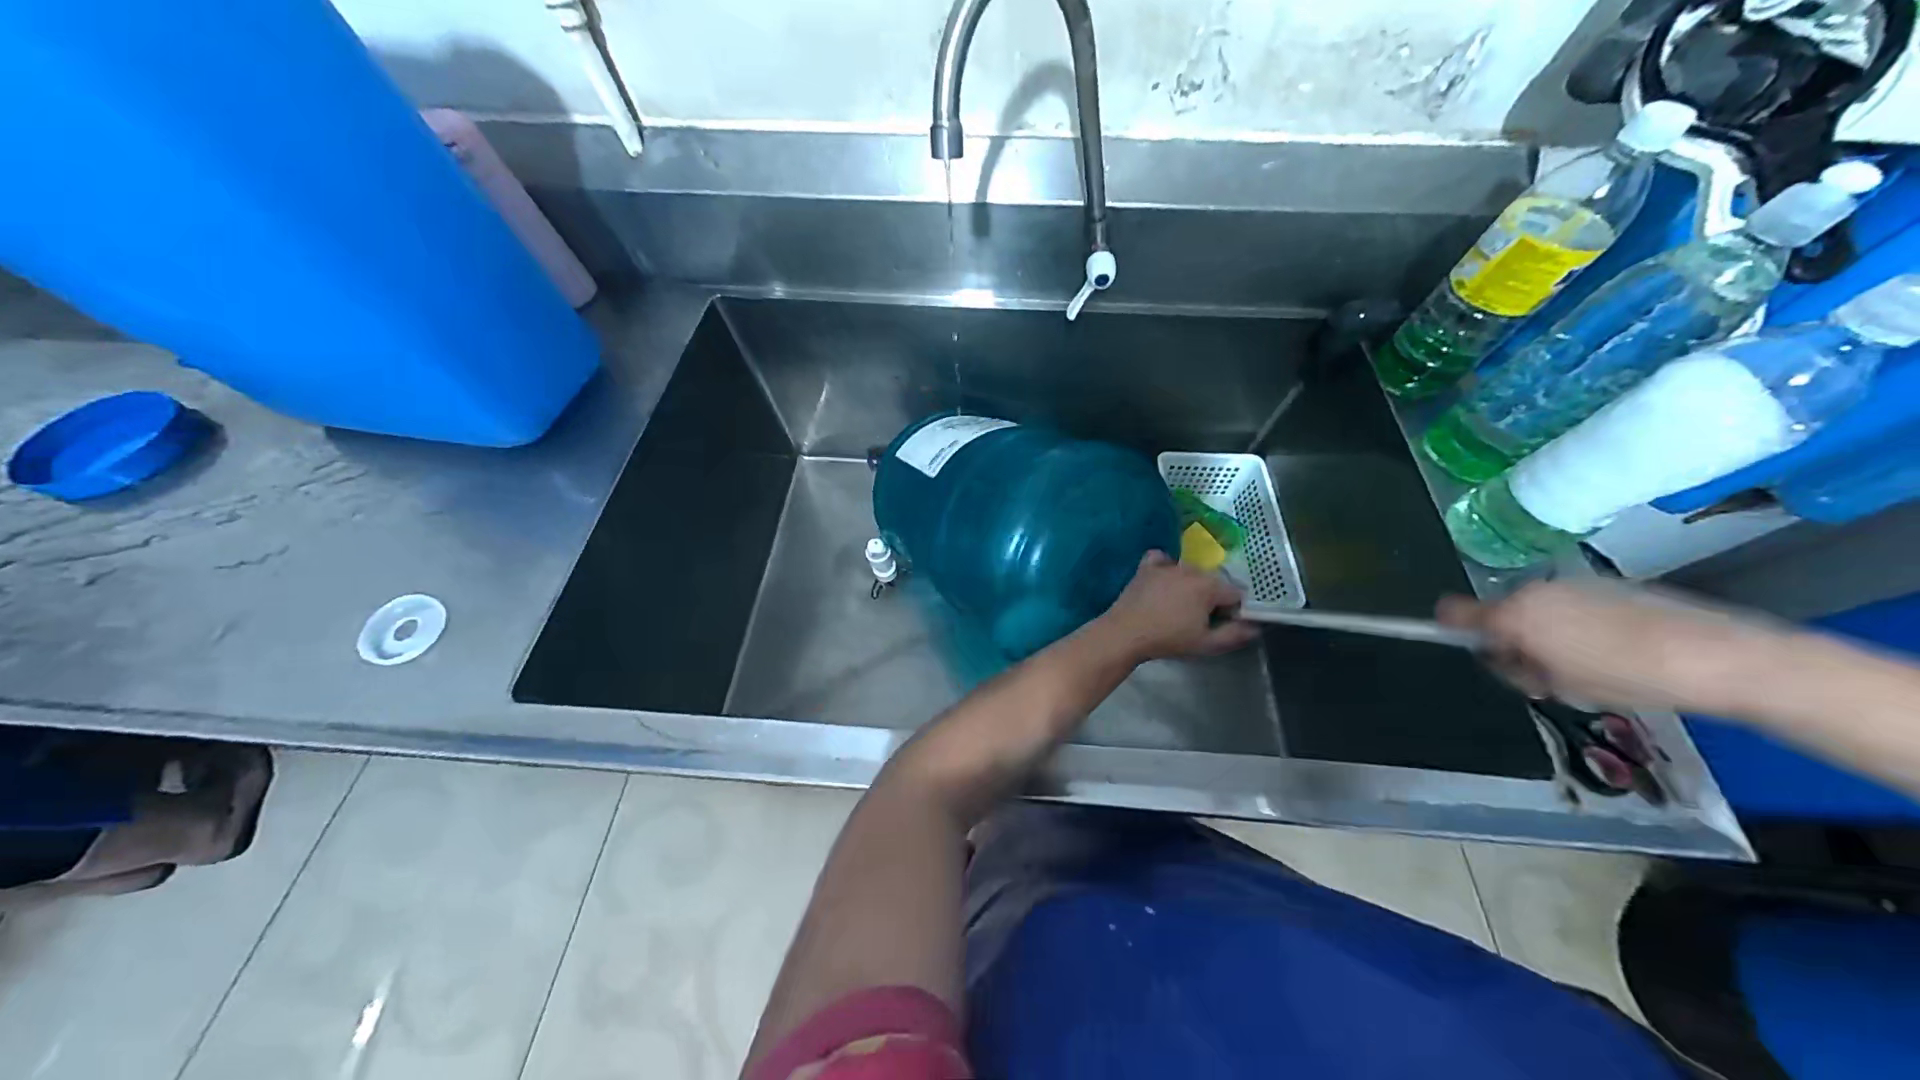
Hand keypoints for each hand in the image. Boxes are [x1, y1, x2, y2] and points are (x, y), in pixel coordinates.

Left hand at [1096, 552, 1258, 662]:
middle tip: (1198, 619)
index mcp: (1210, 585)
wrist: (1126, 633)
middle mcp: (1191, 569)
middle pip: (1213, 581)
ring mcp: (1167, 565)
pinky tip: (1163, 581)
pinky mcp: (1147, 567)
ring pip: (1190, 571)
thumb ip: (1235, 634)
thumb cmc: (1169, 639)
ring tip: (1178, 607)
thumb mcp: (1207, 643)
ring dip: (1191, 585)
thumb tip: (1256, 626)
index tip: (1219, 624)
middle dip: (1212, 597)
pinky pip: (1162, 560)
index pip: (1236, 594)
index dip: (1232, 610)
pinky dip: (1165, 567)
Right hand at [1437, 581, 1796, 713]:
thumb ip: (1513, 662)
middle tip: (1544, 678)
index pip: (1458, 612)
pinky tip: (1615, 655)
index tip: (1472, 650)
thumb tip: (1498, 649)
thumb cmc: (1627, 676)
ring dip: (1547, 636)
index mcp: (1517, 611)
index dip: (1455, 631)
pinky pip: (1573, 607)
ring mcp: (1577, 585)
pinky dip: (1578, 627)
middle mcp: (1538, 589)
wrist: (1721, 658)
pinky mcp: (1612, 586)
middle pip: (1501, 614)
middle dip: (1513, 642)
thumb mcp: (1556, 681)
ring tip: (1587, 671)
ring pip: (1539, 611)